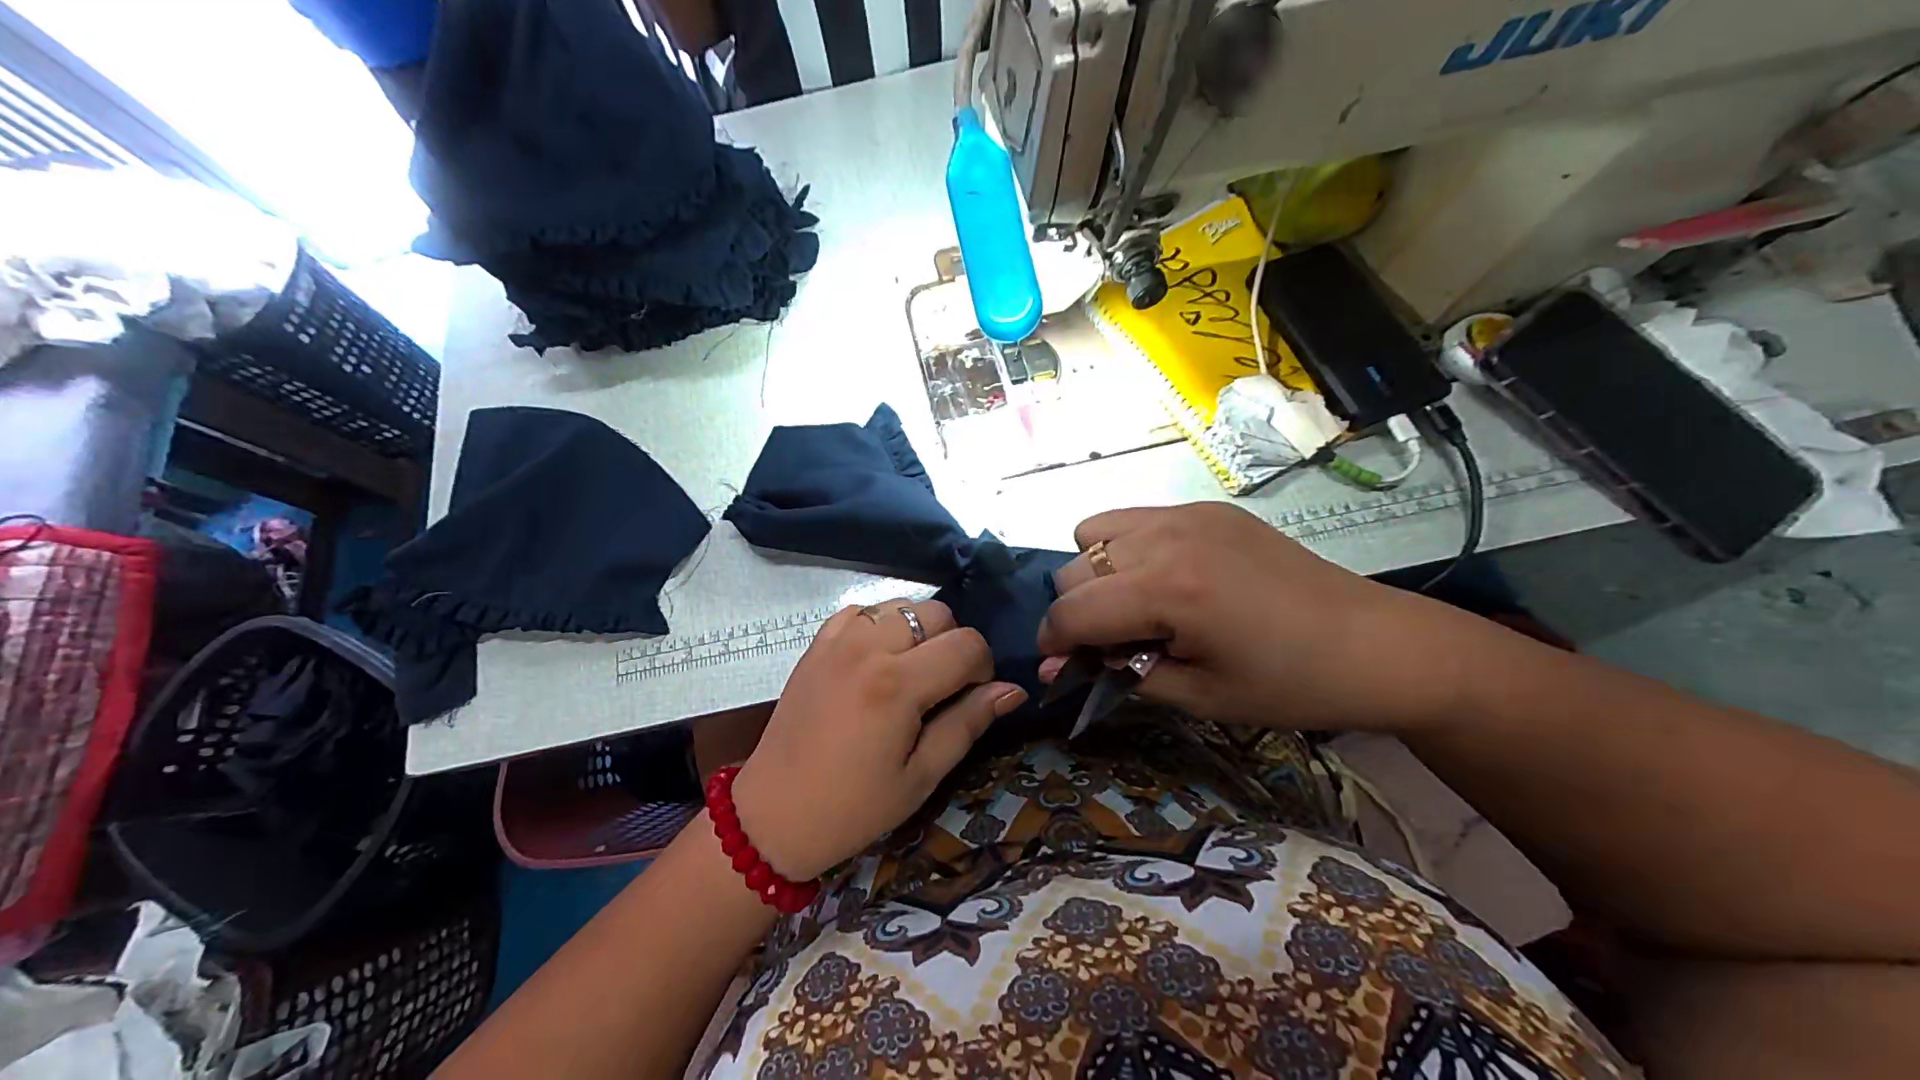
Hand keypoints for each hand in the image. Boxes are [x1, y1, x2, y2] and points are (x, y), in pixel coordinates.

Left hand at [731, 599, 1026, 879]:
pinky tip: (877, 660)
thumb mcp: (922, 776)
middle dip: (954, 643)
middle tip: (944, 687)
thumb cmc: (853, 807)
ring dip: (918, 631)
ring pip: (900, 605)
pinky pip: (860, 612)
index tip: (972, 699)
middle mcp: (867, 647)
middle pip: (937, 612)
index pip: (967, 644)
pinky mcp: (816, 645)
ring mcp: (837, 641)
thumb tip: (1013, 689)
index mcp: (897, 683)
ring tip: (911, 673)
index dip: (984, 669)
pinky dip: (879, 625)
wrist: (774, 815)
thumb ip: (968, 723)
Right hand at [1037, 503, 1494, 730]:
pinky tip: (1166, 580)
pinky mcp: (1208, 507)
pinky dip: (1129, 548)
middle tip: (1111, 646)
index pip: (1071, 610)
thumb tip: (1068, 664)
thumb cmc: (1289, 685)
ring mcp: (1188, 514)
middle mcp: (1168, 537)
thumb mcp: (1198, 697)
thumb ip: (1121, 674)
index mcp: (1168, 590)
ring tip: (1135, 605)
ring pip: (1095, 531)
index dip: (1054, 643)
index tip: (1061, 669)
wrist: (1374, 644)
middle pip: (1075, 568)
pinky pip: (1136, 519)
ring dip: (1097, 572)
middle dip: (1077, 611)